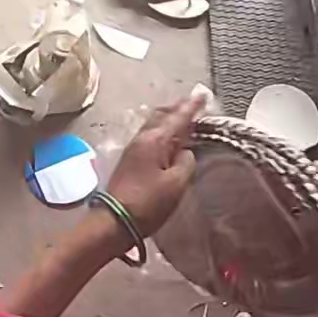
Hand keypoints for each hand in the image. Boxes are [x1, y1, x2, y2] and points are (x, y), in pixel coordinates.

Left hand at [104, 93, 205, 234]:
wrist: (114, 221)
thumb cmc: (148, 203)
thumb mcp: (177, 184)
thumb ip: (186, 162)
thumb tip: (185, 152)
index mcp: (155, 140)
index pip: (178, 118)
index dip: (192, 107)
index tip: (203, 95)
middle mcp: (142, 139)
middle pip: (161, 115)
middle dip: (177, 108)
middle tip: (193, 103)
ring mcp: (134, 149)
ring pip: (154, 125)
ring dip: (169, 118)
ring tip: (182, 116)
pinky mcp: (131, 160)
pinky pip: (150, 136)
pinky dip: (163, 130)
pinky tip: (169, 137)